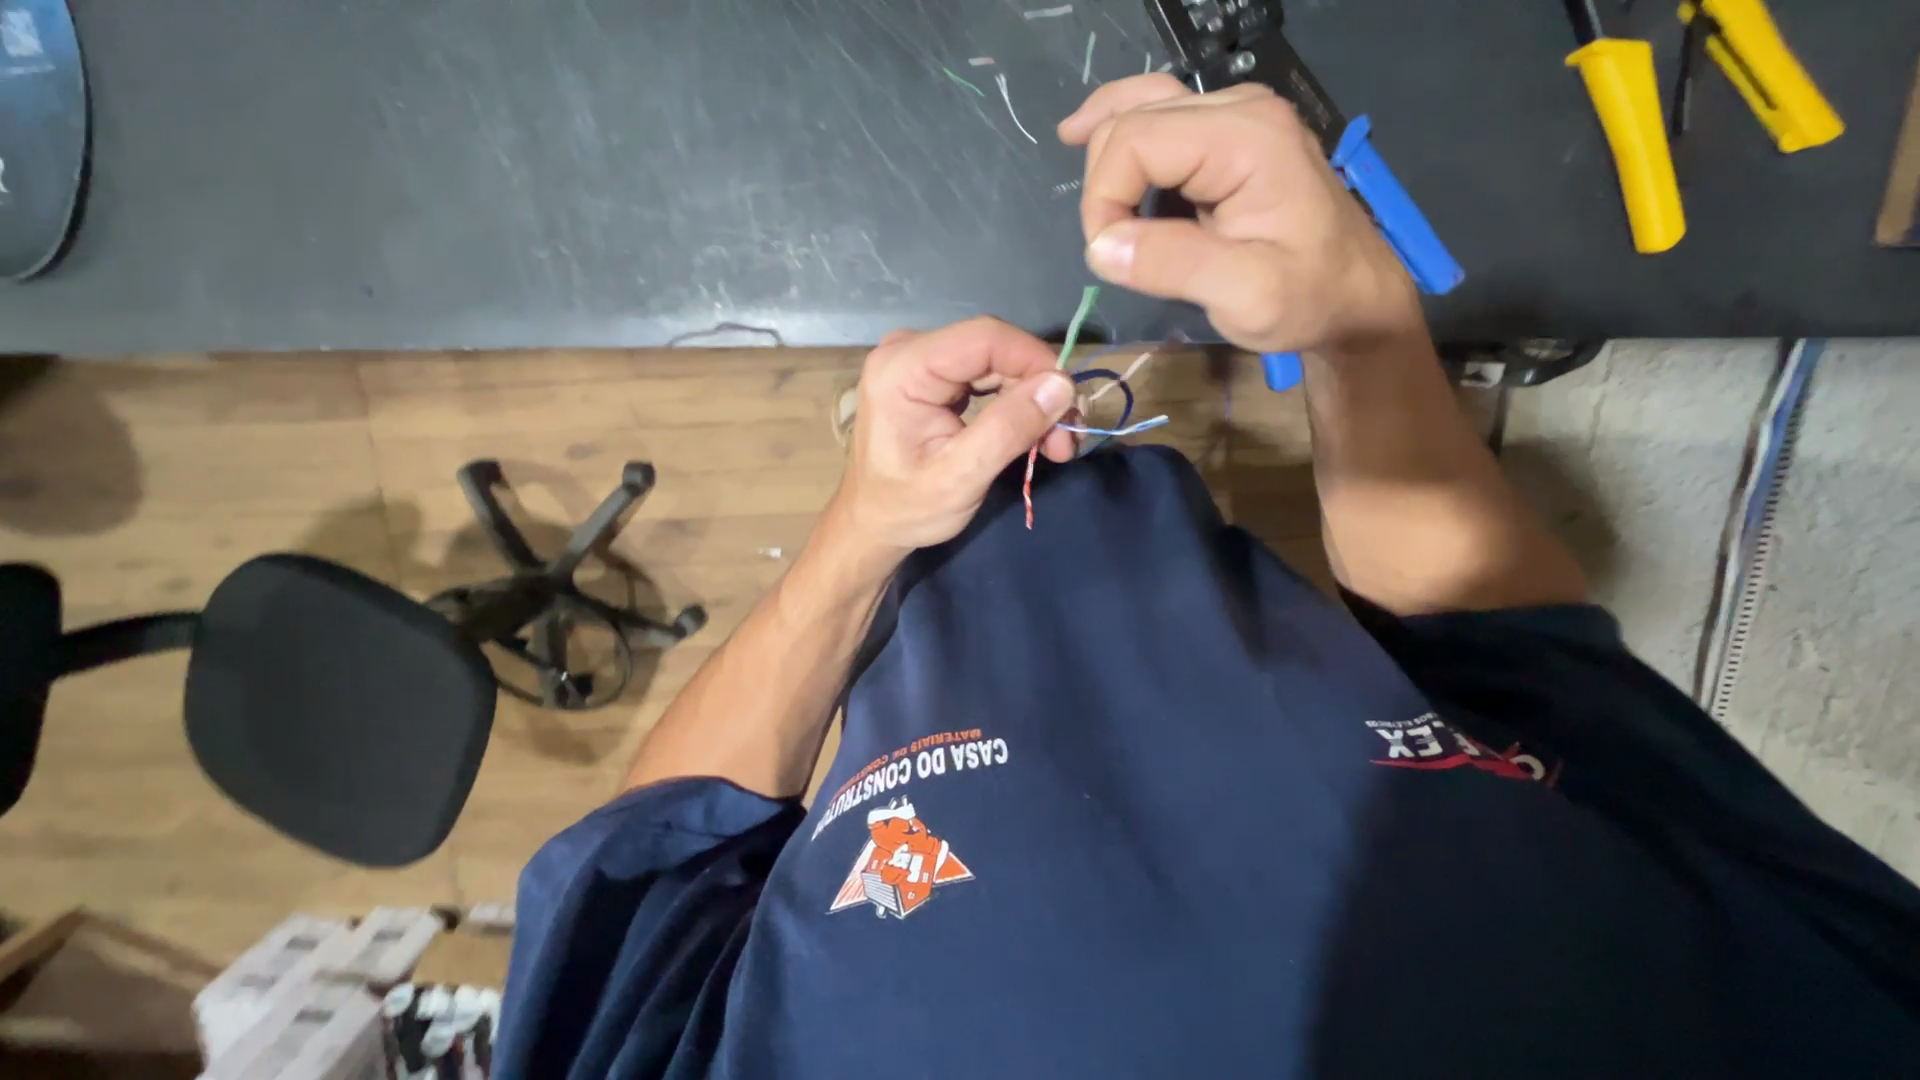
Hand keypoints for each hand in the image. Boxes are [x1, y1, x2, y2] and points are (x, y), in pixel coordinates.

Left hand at [818, 317, 1077, 568]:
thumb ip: (1009, 428)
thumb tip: (1061, 385)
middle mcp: (907, 351)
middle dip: (1038, 389)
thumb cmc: (907, 508)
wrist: (872, 524)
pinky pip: (985, 375)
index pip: (985, 337)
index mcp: (902, 369)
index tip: (1070, 404)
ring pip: (996, 362)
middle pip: (994, 349)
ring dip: (1032, 399)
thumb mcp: (962, 476)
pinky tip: (1034, 433)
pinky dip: (1014, 402)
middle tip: (1067, 438)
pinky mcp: (931, 376)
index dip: (1035, 361)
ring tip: (1056, 444)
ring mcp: (918, 361)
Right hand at [1058, 75, 1422, 354]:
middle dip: (1103, 187)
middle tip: (1115, 252)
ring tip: (1092, 207)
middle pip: (1129, 121)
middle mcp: (1237, 109)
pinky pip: (1156, 116)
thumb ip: (1173, 265)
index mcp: (1244, 139)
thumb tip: (1101, 246)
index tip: (1109, 258)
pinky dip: (1119, 133)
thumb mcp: (1246, 295)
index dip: (1103, 199)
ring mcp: (1233, 116)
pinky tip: (1086, 141)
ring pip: (1136, 110)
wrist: (1355, 297)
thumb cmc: (1308, 298)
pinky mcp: (1226, 135)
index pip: (1133, 141)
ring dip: (1104, 159)